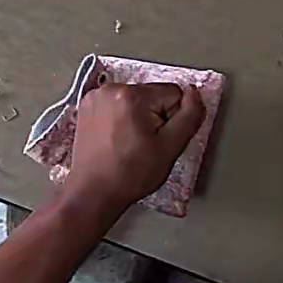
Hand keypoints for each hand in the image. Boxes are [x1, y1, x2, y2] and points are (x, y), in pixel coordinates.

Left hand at [65, 81, 206, 214]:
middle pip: (155, 95)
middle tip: (145, 144)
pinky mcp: (88, 106)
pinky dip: (124, 118)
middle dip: (156, 117)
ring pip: (138, 99)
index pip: (174, 93)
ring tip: (130, 143)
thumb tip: (194, 93)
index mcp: (132, 96)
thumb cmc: (130, 174)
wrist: (93, 193)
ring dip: (140, 117)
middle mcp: (111, 89)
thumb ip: (190, 115)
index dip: (173, 119)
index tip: (158, 139)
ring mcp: (96, 97)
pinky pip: (120, 104)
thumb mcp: (171, 146)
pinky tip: (118, 138)